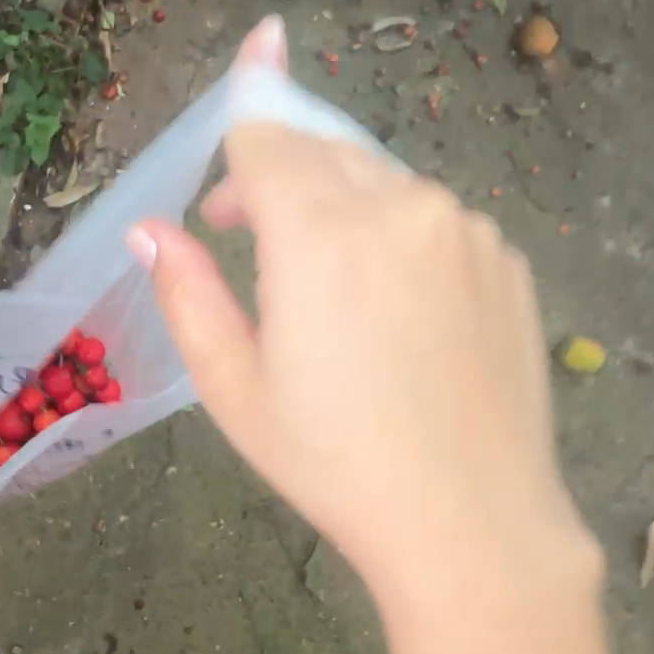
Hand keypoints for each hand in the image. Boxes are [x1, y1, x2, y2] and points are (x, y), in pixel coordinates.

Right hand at [130, 19, 594, 608]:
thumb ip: (186, 293)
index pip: (267, 134)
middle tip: (241, 238)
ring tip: (314, 288)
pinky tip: (385, 314)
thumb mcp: (231, 386)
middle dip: (273, 176)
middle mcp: (402, 206)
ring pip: (379, 181)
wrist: (467, 519)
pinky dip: (390, 236)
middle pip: (323, 148)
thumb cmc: (328, 460)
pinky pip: (430, 219)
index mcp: (321, 235)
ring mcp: (466, 228)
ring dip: (332, 208)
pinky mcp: (506, 258)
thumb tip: (147, 230)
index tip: (218, 190)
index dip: (234, 135)